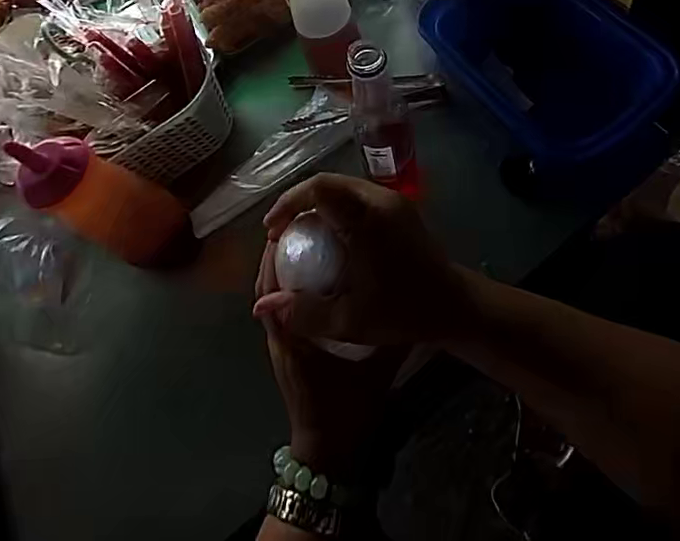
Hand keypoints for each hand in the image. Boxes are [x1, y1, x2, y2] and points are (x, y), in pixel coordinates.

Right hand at [253, 174, 474, 345]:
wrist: (453, 303)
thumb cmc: (404, 311)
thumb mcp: (350, 320)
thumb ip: (303, 313)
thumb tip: (261, 306)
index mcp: (368, 219)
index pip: (320, 188)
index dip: (289, 202)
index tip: (272, 229)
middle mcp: (382, 200)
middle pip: (330, 181)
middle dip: (299, 200)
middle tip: (280, 231)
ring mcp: (394, 200)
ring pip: (345, 185)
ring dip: (318, 202)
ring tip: (300, 232)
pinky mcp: (401, 206)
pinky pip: (359, 195)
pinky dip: (337, 206)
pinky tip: (329, 234)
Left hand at [255, 242, 400, 475]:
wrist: (330, 453)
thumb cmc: (349, 409)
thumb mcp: (377, 366)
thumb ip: (391, 332)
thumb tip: (413, 295)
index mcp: (294, 340)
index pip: (271, 292)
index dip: (276, 259)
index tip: (294, 229)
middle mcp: (280, 338)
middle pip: (266, 289)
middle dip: (279, 256)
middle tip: (304, 226)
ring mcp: (282, 345)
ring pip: (272, 299)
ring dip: (283, 271)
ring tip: (309, 243)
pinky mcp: (288, 350)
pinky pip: (283, 310)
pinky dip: (291, 288)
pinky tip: (318, 275)